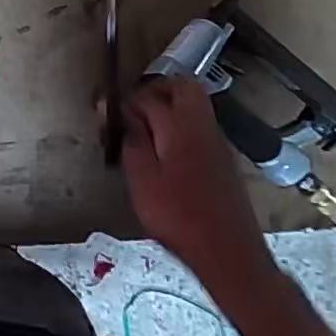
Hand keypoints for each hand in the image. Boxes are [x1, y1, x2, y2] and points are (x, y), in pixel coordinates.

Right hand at [120, 77, 273, 283]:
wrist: (226, 249)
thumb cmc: (178, 216)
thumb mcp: (141, 179)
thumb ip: (130, 139)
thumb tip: (118, 111)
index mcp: (179, 124)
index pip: (148, 95)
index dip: (125, 101)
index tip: (108, 116)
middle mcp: (203, 124)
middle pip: (182, 86)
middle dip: (155, 90)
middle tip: (132, 110)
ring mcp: (217, 141)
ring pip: (194, 105)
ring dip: (170, 107)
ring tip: (145, 132)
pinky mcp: (223, 158)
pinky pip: (200, 126)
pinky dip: (181, 127)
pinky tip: (166, 154)